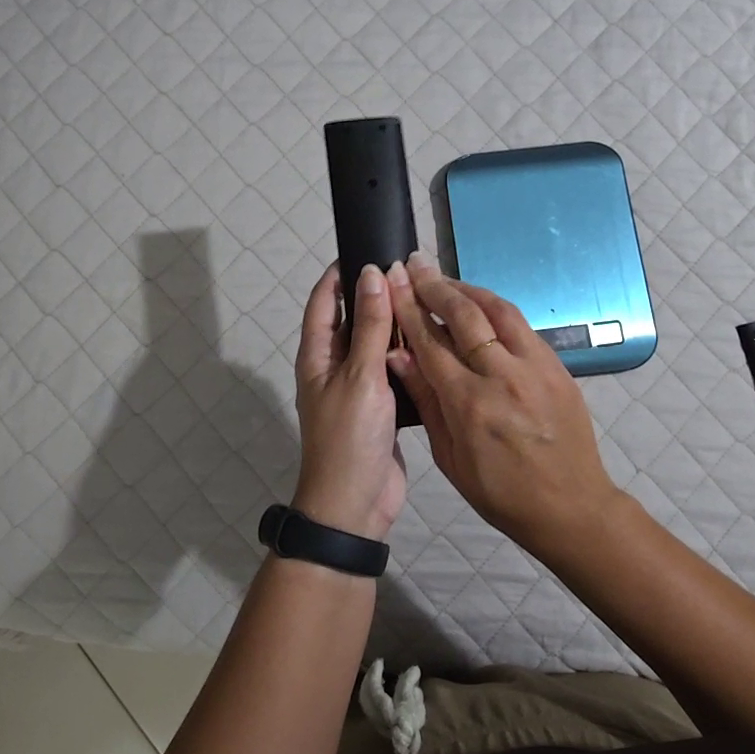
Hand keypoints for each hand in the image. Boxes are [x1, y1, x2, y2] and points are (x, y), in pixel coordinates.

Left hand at [292, 263, 407, 540]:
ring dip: (397, 328)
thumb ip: (371, 327)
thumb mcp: (361, 376)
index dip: (339, 274)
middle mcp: (334, 368)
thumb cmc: (350, 436)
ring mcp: (358, 390)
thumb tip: (372, 274)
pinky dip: (410, 358)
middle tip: (411, 273)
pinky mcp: (381, 410)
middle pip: (353, 322)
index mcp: (318, 356)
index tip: (369, 249)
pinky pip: (394, 373)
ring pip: (378, 348)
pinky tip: (437, 346)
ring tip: (430, 302)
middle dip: (376, 297)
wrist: (354, 504)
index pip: (323, 302)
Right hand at [384, 253, 620, 550]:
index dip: (407, 308)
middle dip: (434, 286)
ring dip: (466, 288)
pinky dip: (496, 306)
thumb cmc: (499, 492)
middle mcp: (502, 377)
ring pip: (497, 310)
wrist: (569, 506)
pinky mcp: (556, 367)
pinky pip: (522, 325)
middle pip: (463, 315)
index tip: (391, 281)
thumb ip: (426, 400)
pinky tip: (480, 302)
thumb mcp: (449, 457)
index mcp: (469, 405)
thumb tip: (397, 355)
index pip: (430, 343)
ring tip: (444, 278)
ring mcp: (535, 368)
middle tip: (414, 265)